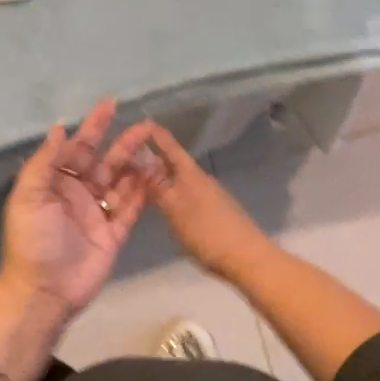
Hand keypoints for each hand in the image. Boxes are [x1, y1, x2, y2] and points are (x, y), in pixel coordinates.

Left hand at [0, 99, 151, 320]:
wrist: (45, 290)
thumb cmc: (33, 241)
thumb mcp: (29, 197)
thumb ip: (44, 163)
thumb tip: (60, 129)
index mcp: (54, 184)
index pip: (76, 149)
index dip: (92, 128)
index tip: (109, 106)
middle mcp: (77, 195)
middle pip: (102, 162)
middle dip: (121, 143)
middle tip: (144, 124)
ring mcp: (97, 214)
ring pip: (120, 182)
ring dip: (135, 164)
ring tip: (154, 146)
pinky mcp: (113, 234)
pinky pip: (130, 208)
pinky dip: (142, 192)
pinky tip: (156, 175)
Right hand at [132, 125, 272, 280]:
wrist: (247, 258)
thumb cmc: (207, 233)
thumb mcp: (175, 210)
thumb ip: (157, 185)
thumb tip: (140, 158)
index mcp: (191, 175)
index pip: (171, 148)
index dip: (157, 136)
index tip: (143, 121)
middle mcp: (202, 180)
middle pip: (176, 163)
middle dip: (156, 157)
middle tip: (131, 155)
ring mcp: (211, 196)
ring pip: (182, 180)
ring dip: (163, 176)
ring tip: (142, 180)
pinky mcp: (215, 212)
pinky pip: (188, 195)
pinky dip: (173, 193)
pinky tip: (165, 204)